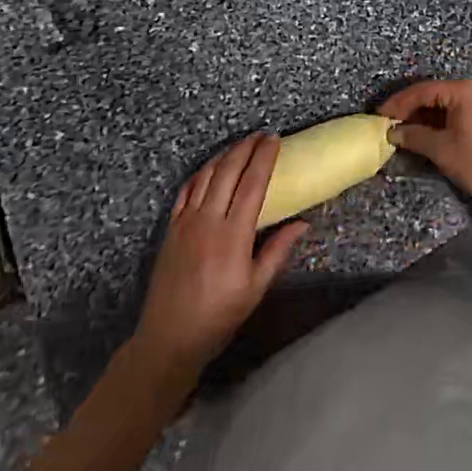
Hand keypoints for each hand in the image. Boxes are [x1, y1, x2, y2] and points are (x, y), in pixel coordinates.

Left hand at [135, 134, 306, 370]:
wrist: (169, 335)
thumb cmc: (219, 316)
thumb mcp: (255, 288)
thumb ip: (277, 251)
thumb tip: (302, 223)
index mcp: (233, 235)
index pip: (252, 184)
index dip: (264, 158)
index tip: (275, 140)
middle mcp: (208, 220)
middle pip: (228, 171)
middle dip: (245, 148)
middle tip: (261, 135)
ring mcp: (186, 221)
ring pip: (206, 175)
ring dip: (224, 155)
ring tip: (240, 145)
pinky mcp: (171, 227)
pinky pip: (187, 190)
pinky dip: (201, 173)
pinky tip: (210, 168)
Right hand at [379, 79, 471, 209]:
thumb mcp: (443, 150)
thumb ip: (415, 137)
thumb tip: (393, 132)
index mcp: (462, 92)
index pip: (422, 90)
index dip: (398, 103)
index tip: (379, 116)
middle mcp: (470, 92)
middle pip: (431, 95)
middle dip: (408, 110)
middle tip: (386, 124)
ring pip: (440, 106)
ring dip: (420, 118)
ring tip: (399, 132)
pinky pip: (451, 114)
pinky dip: (434, 124)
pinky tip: (421, 136)